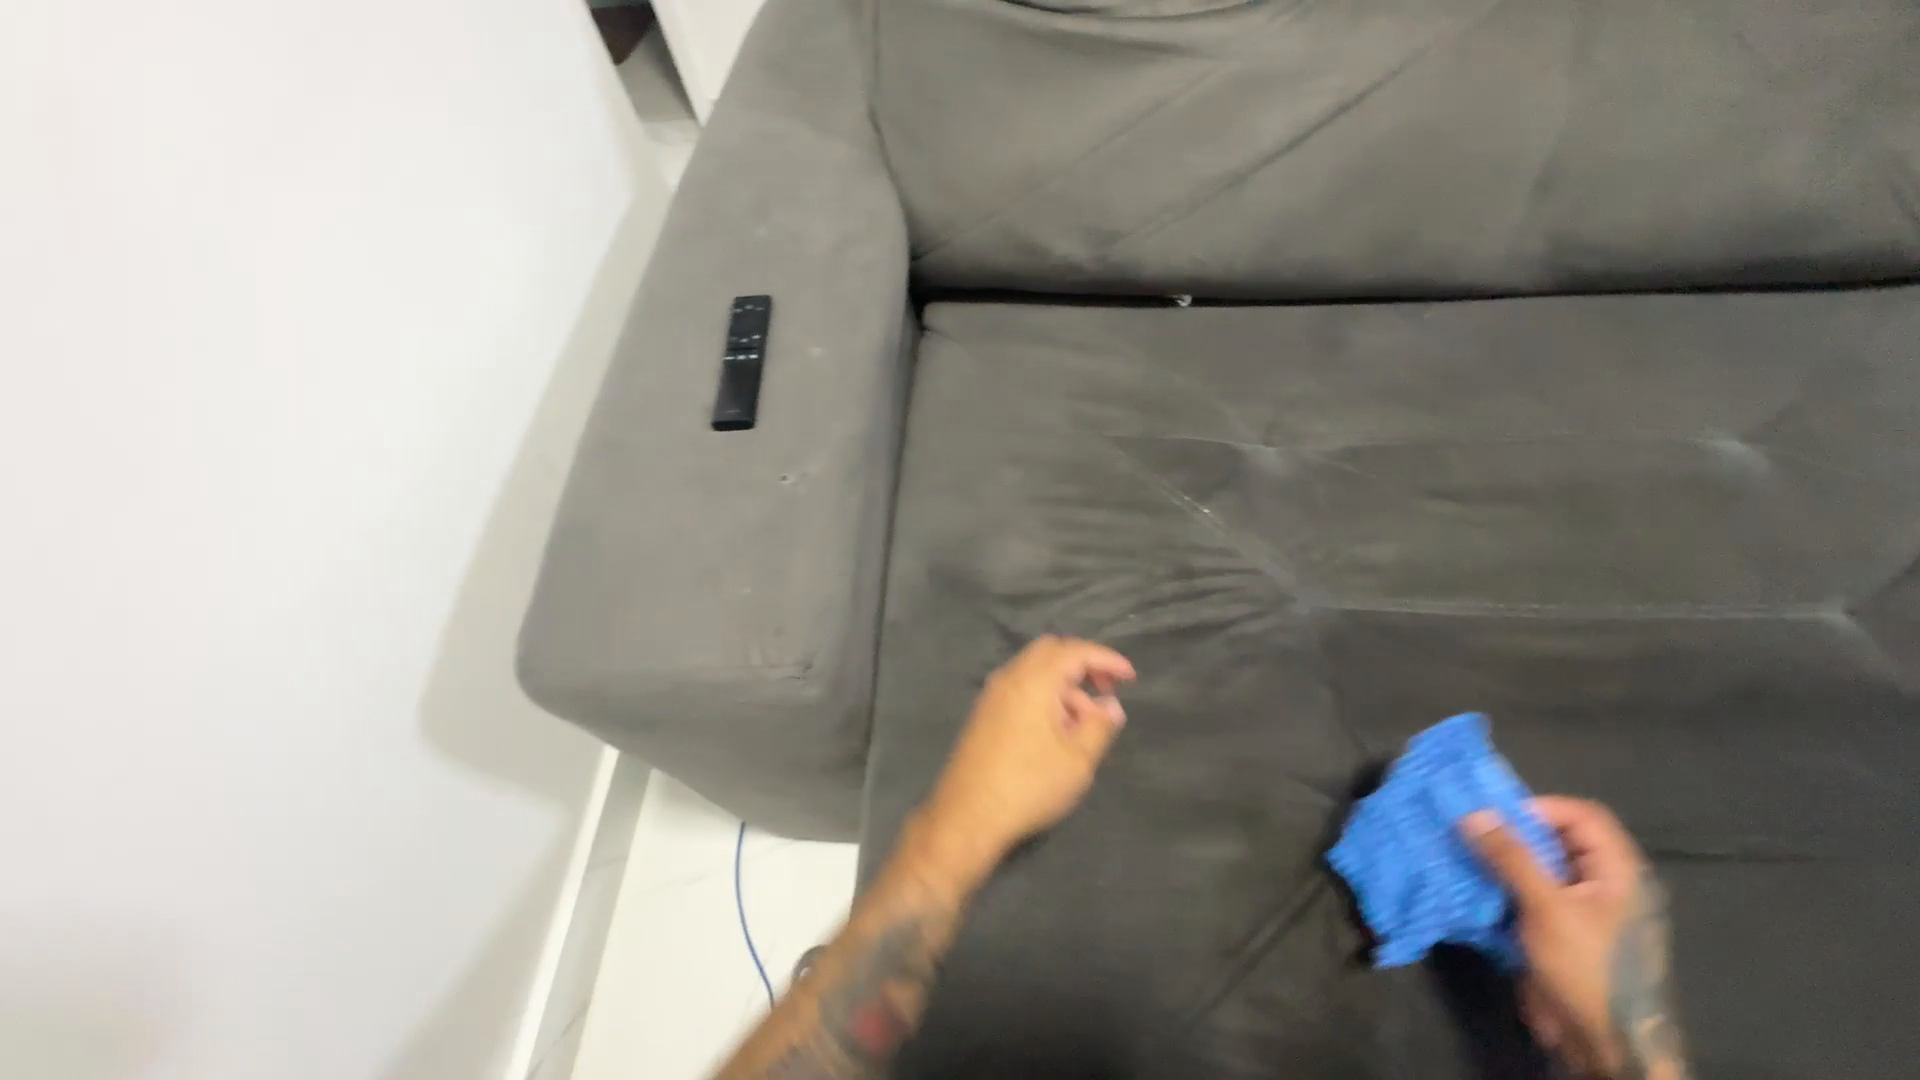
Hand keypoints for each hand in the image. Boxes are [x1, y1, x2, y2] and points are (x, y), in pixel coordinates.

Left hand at [915, 637, 1135, 878]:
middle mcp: (1009, 678)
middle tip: (1106, 690)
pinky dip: (1043, 698)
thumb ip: (1099, 726)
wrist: (967, 815)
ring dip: (1064, 687)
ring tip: (1084, 726)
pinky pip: (1020, 690)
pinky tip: (1056, 733)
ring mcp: (991, 696)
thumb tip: (1111, 705)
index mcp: (1033, 680)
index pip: (1075, 651)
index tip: (1130, 677)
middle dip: (1083, 665)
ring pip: (1034, 672)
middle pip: (1050, 652)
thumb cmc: (1029, 785)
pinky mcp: (983, 715)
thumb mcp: (1077, 760)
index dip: (1106, 659)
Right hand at [1462, 798, 1688, 1079]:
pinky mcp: (1554, 929)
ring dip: (1499, 857)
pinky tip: (1467, 882)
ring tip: (1459, 850)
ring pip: (1535, 865)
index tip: (1496, 814)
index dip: (1541, 808)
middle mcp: (1600, 883)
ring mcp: (1577, 908)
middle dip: (1511, 830)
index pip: (1582, 816)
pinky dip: (1498, 883)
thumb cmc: (1588, 967)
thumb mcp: (1547, 907)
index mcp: (1617, 872)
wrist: (1601, 1042)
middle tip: (1468, 827)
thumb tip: (1473, 813)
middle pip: (1556, 838)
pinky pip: (1524, 892)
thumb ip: (1510, 857)